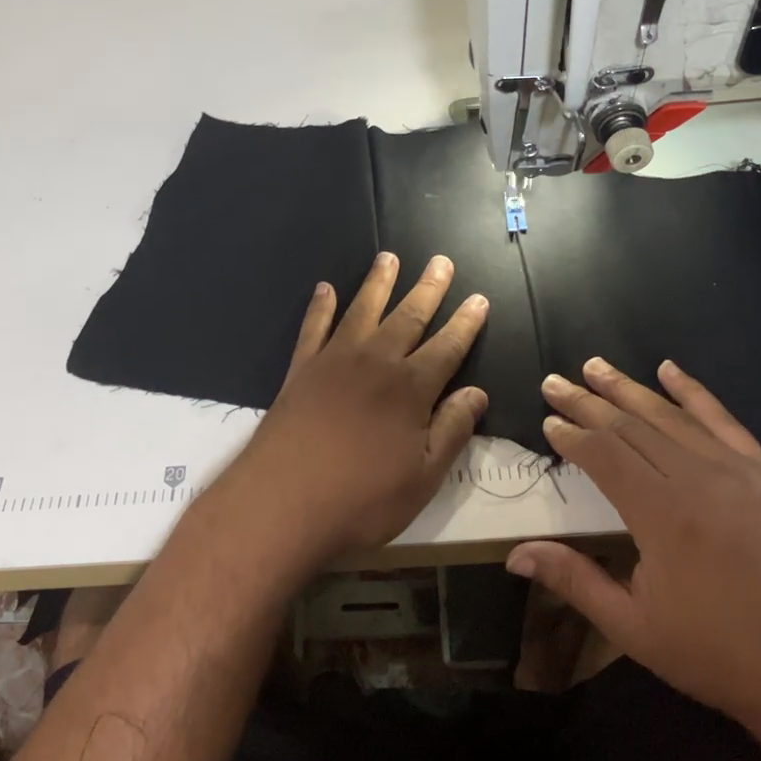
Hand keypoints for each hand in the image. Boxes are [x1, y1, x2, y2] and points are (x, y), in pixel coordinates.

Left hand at [217, 252, 488, 561]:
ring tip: (389, 258)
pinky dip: (321, 306)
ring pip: (362, 310)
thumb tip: (477, 392)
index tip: (479, 298)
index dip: (466, 323)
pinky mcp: (301, 370)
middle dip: (428, 289)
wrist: (281, 502)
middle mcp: (376, 363)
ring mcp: (334, 361)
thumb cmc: (361, 499)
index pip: (448, 347)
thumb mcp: (423, 477)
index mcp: (411, 389)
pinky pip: (314, 327)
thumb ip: (451, 431)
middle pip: (408, 317)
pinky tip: (325, 289)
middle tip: (441, 261)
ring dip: (378, 283)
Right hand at [505, 358, 760, 730]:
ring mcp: (739, 472)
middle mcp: (699, 480)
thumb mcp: (633, 628)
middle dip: (589, 403)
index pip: (604, 456)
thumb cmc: (716, 654)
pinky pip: (724, 422)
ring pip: (672, 417)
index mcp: (662, 516)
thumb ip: (574, 581)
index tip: (548, 420)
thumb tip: (515, 554)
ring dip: (630, 389)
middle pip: (632, 427)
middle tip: (554, 382)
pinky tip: (670, 369)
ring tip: (595, 366)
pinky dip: (694, 393)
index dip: (572, 435)